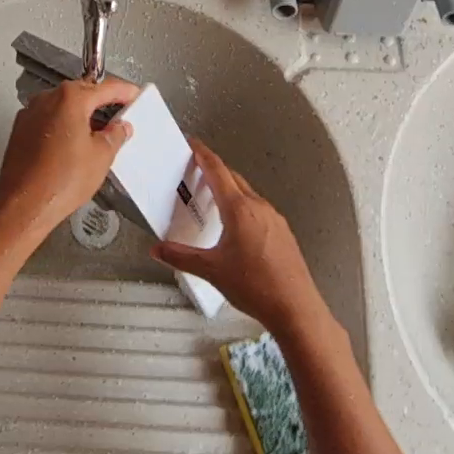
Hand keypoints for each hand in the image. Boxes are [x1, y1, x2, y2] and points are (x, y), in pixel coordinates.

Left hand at [0, 78, 137, 243]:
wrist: (24, 205)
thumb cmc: (58, 182)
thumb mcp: (101, 157)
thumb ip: (115, 135)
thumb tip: (119, 128)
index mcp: (70, 99)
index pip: (105, 87)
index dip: (124, 91)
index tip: (132, 94)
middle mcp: (47, 100)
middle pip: (82, 92)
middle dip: (102, 102)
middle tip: (119, 114)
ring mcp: (30, 114)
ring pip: (63, 106)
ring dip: (81, 115)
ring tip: (97, 135)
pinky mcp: (21, 130)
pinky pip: (48, 120)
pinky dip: (63, 126)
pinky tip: (72, 145)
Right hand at [151, 141, 330, 338]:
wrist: (296, 309)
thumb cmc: (255, 286)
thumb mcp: (210, 270)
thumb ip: (180, 256)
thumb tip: (158, 250)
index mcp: (239, 209)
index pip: (217, 170)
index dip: (203, 154)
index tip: (193, 144)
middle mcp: (259, 207)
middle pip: (233, 178)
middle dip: (214, 170)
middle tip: (196, 169)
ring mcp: (274, 219)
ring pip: (247, 193)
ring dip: (229, 189)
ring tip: (213, 197)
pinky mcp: (283, 232)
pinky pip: (259, 208)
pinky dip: (243, 206)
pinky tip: (236, 224)